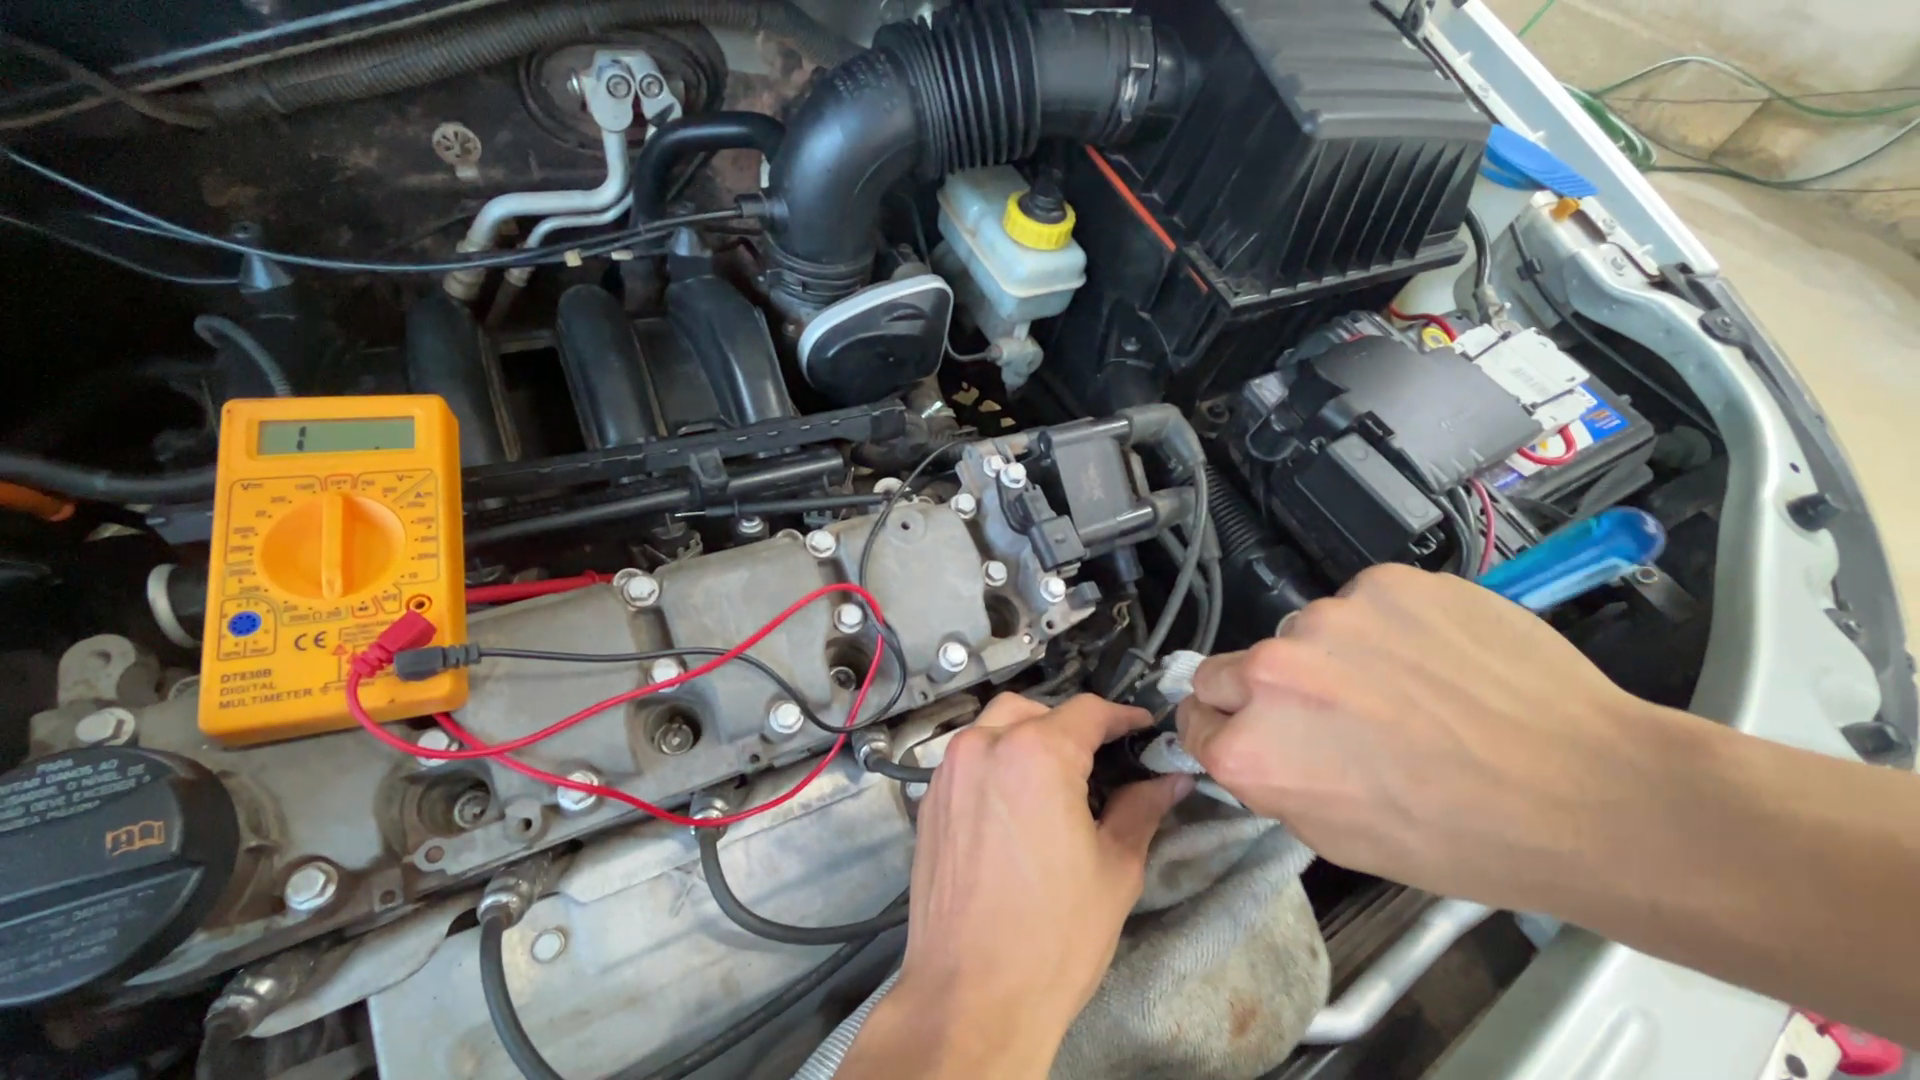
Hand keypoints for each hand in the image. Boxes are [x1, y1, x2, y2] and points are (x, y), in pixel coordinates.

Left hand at [839, 693, 1192, 1078]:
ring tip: (1060, 781)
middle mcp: (983, 748)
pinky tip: (1018, 804)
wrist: (970, 996)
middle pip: (1035, 710)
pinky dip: (996, 764)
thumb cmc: (1053, 936)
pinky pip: (968, 761)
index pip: (1087, 711)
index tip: (1142, 729)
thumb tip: (1169, 781)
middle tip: (1102, 760)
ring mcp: (948, 774)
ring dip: (1029, 738)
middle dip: (1071, 725)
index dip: (1122, 717)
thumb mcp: (1115, 868)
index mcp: (1036, 755)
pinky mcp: (928, 803)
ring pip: (993, 728)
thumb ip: (1142, 809)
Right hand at [1176, 563, 1694, 913]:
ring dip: (1330, 658)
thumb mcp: (1337, 838)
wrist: (1589, 791)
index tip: (1250, 734)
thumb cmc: (1466, 837)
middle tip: (1325, 716)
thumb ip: (1270, 780)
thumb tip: (1253, 743)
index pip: (1194, 719)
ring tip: (1402, 692)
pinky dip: (1384, 629)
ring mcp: (1331, 617)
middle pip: (1228, 668)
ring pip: (1302, 633)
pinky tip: (1433, 662)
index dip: (1222, 732)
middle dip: (1261, 693)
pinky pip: (1361, 603)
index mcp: (1252, 745)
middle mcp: (1274, 670)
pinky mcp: (1387, 582)